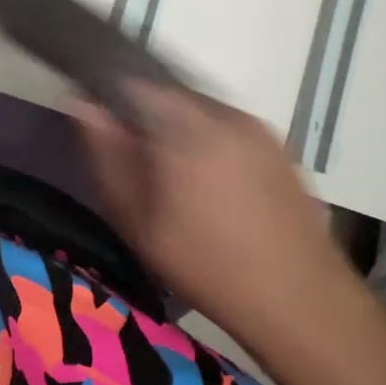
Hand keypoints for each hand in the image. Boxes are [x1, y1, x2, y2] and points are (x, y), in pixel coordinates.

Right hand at [78, 83, 355, 337]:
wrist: (303, 304)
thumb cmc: (206, 264)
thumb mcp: (137, 218)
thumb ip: (107, 155)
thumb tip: (82, 104)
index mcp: (185, 124)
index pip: (133, 80)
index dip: (109, 93)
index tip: (97, 120)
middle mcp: (224, 114)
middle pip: (169, 92)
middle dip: (144, 111)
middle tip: (130, 152)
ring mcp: (259, 130)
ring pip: (201, 109)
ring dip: (178, 126)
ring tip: (168, 170)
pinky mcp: (281, 149)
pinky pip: (230, 127)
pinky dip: (210, 140)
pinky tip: (208, 182)